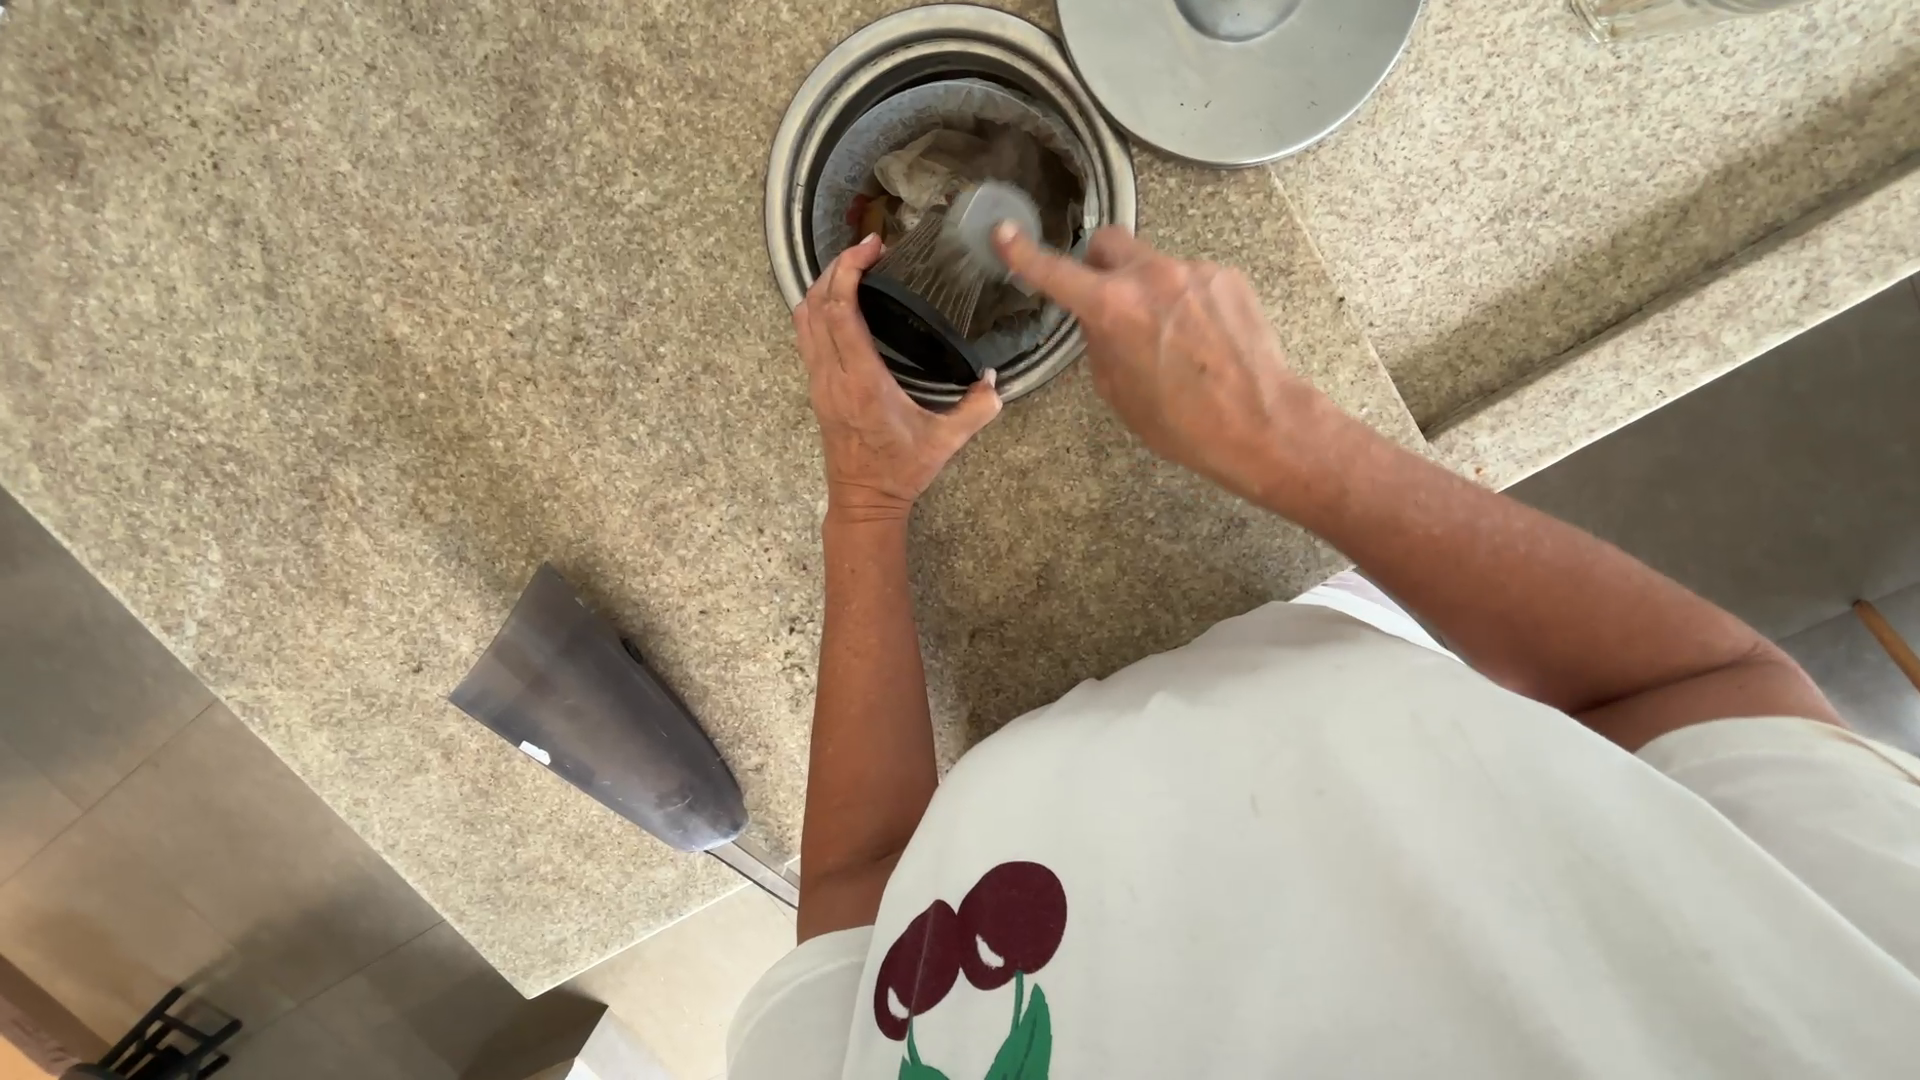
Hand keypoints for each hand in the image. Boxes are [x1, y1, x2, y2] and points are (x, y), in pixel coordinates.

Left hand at [795, 234, 1002, 521]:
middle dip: (835, 268)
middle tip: (865, 250)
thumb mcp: (946, 441)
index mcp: (862, 382)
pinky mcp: (816, 389)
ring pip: (803, 319)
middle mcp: (833, 376)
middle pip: (816, 304)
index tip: (872, 248)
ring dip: (822, 286)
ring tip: (851, 269)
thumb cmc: (900, 471)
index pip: (841, 311)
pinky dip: (817, 309)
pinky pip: (805, 337)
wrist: (864, 500)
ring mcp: (819, 382)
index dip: (849, 270)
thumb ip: (977, 410)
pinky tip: (839, 303)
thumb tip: (995, 382)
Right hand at [993, 224, 1329, 502]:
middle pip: (1107, 242)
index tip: (1005, 234)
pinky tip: (1200, 340)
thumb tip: (1097, 322)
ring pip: (1153, 265)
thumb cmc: (1182, 423)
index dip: (1024, 254)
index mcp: (1114, 309)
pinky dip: (1184, 302)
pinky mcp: (1227, 277)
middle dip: (1096, 264)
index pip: (1056, 272)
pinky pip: (1190, 279)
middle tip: (1103, 297)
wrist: (1260, 422)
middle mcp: (1152, 277)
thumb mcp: (1118, 393)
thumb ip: (1098, 344)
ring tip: (1170, 341)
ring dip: (1148, 291)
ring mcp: (1194, 271)